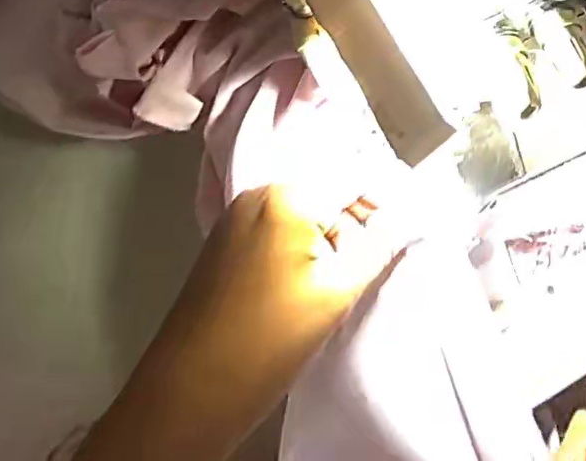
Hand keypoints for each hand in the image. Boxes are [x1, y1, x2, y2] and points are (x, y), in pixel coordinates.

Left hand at [76, 183, 402, 460]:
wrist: (180, 407)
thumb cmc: (263, 345)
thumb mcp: (337, 290)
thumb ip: (377, 243)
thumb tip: (401, 215)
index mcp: (284, 195)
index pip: (355, 178)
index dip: (385, 203)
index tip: (405, 228)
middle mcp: (257, 195)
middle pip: (330, 192)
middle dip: (356, 223)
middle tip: (371, 260)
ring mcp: (238, 220)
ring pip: (309, 213)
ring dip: (332, 238)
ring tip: (341, 277)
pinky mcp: (229, 247)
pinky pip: (284, 230)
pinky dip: (306, 249)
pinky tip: (312, 284)